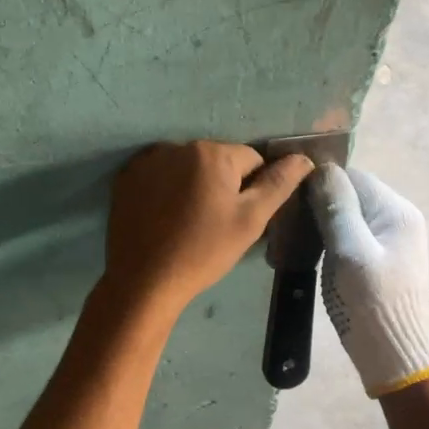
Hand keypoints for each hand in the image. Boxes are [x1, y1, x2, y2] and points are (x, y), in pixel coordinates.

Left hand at [103, 141, 312, 310]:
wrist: (143, 281)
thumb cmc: (202, 252)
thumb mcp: (250, 221)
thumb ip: (278, 184)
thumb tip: (303, 158)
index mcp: (211, 153)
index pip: (250, 160)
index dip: (251, 190)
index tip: (236, 219)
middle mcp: (176, 147)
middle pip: (215, 161)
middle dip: (221, 185)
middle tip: (212, 225)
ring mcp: (146, 161)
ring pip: (185, 167)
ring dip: (192, 185)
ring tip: (186, 223)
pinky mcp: (125, 179)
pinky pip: (157, 176)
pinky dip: (164, 190)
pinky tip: (163, 219)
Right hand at [309, 164, 428, 395]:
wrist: (393, 352)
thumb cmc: (371, 300)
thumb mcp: (350, 251)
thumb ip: (337, 207)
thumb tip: (320, 169)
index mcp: (396, 210)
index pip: (352, 177)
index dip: (320, 183)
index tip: (289, 200)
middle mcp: (397, 218)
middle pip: (350, 195)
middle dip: (319, 204)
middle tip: (288, 223)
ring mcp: (389, 240)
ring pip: (347, 216)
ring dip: (321, 223)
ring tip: (295, 238)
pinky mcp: (378, 259)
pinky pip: (349, 235)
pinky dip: (329, 239)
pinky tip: (312, 252)